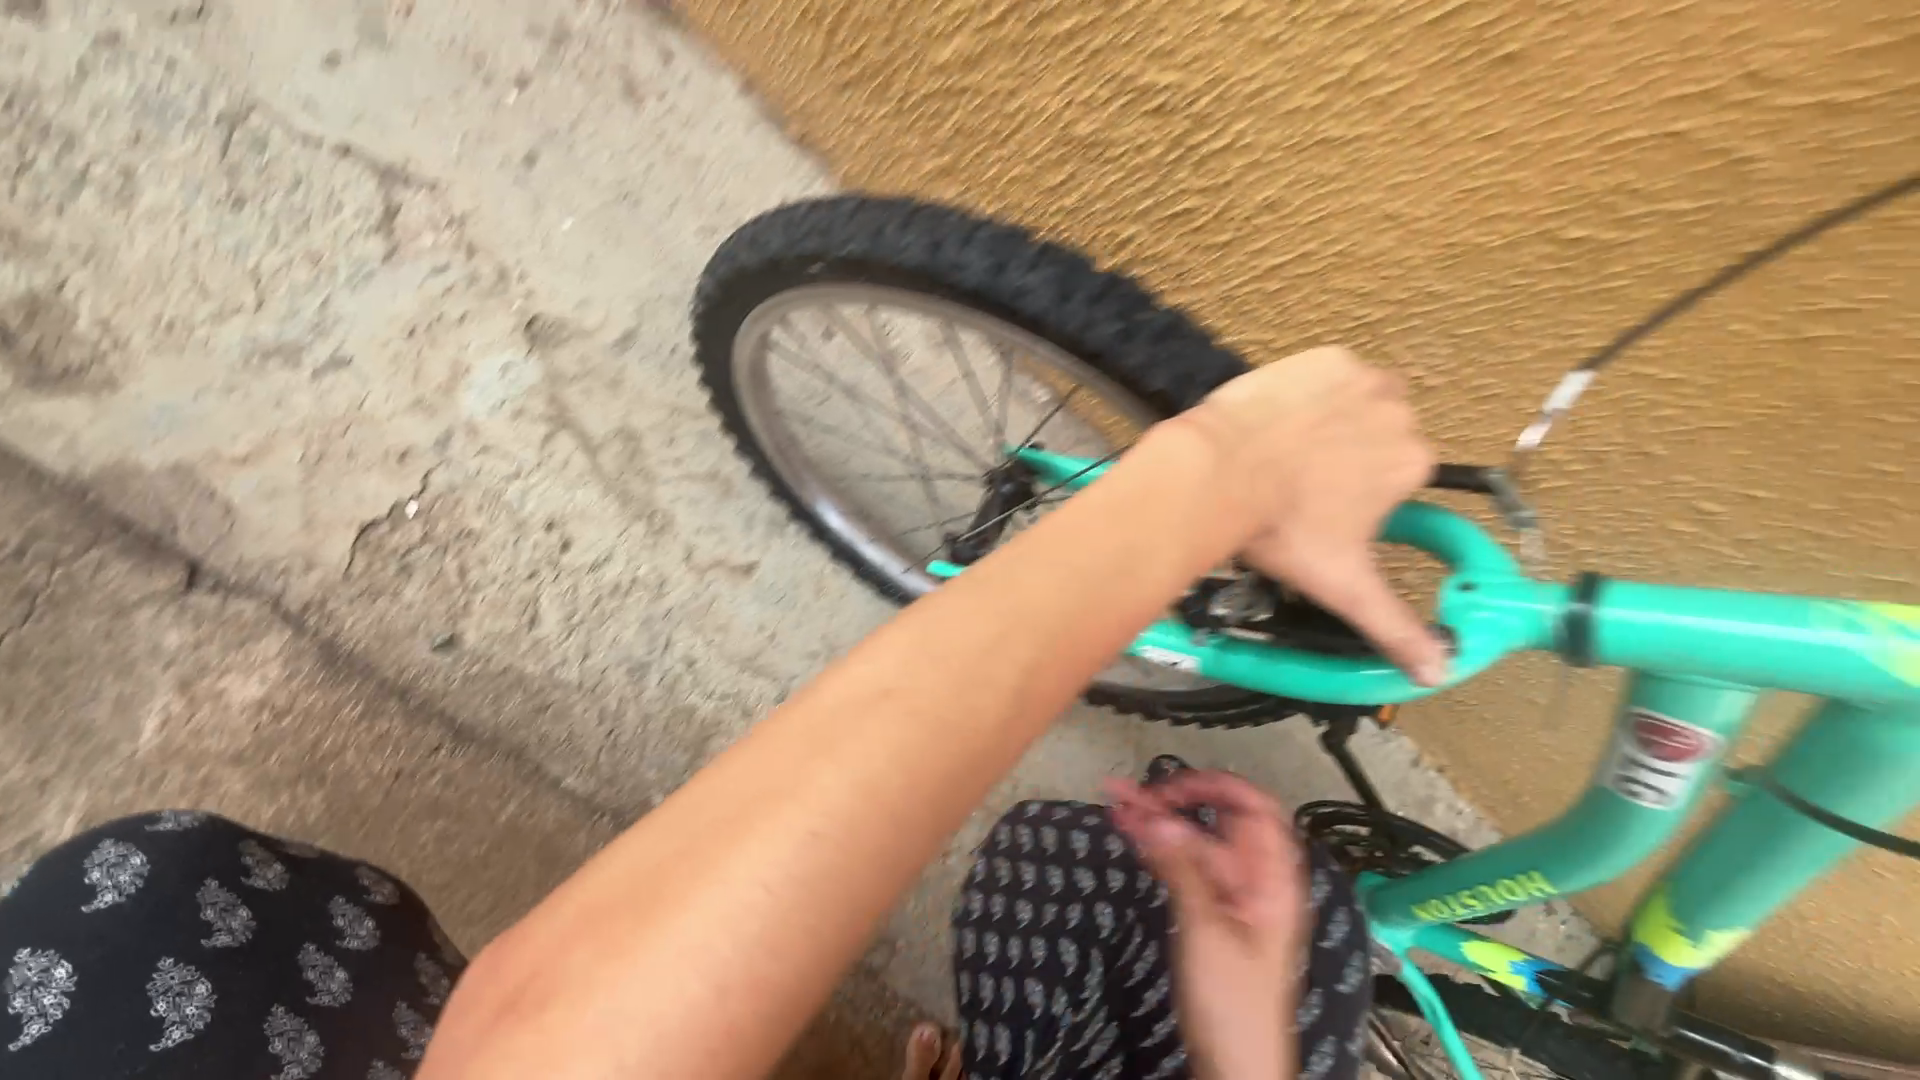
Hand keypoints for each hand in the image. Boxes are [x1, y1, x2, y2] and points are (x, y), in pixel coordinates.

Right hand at [1107, 771, 1307, 1079]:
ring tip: (1116, 801)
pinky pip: (1182, 866)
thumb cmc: (1234, 1004)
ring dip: (1156, 820)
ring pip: (1192, 841)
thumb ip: (1182, 867)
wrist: (1235, 1066)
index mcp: (1271, 879)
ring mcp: (1229, 894)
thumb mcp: (1207, 929)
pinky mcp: (1208, 911)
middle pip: (1216, 822)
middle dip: (1173, 799)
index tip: (1173, 783)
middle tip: (1129, 790)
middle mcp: (1252, 878)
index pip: (1256, 809)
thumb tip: (1156, 816)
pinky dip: (1156, 848)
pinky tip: (1129, 831)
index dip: (1218, 787)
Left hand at [1173, 346, 1444, 683]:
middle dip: (1345, 454)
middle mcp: (1400, 414)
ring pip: (1354, 401)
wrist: (1221, 473)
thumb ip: (1394, 627)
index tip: (1320, 504)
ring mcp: (1361, 379)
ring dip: (1330, 419)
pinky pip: (1322, 373)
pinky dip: (1304, 391)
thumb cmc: (1282, 529)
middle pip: (1375, 435)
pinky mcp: (1320, 359)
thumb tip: (1438, 674)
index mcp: (1411, 465)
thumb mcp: (1342, 585)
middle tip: (1296, 480)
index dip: (1355, 491)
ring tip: (1283, 449)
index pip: (1393, 474)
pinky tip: (1277, 417)